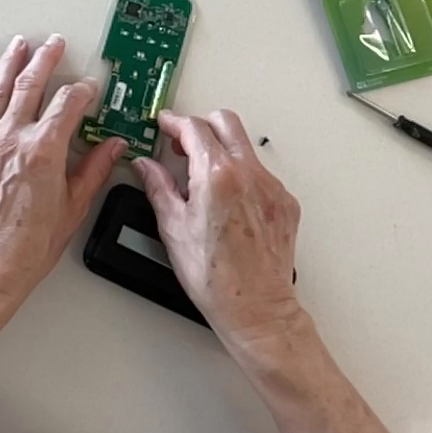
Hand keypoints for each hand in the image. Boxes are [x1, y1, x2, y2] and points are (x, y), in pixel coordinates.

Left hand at [0, 35, 128, 308]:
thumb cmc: (30, 244)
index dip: (82, 91)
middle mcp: (13, 138)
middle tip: (54, 44)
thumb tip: (114, 146)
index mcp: (44, 149)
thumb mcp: (74, 206)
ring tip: (20, 45)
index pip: (68, 103)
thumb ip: (94, 169)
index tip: (89, 88)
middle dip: (46, 59)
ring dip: (11, 63)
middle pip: (31, 84)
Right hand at [133, 109, 304, 345]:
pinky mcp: (285, 202)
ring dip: (221, 151)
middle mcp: (249, 174)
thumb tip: (146, 166)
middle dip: (201, 126)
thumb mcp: (172, 227)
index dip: (174, 122)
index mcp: (217, 176)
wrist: (256, 309)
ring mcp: (272, 187)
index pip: (194, 128)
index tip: (165, 125)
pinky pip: (259, 173)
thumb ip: (158, 187)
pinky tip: (226, 200)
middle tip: (182, 144)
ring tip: (202, 178)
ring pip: (244, 147)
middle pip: (225, 122)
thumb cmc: (215, 277)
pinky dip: (240, 176)